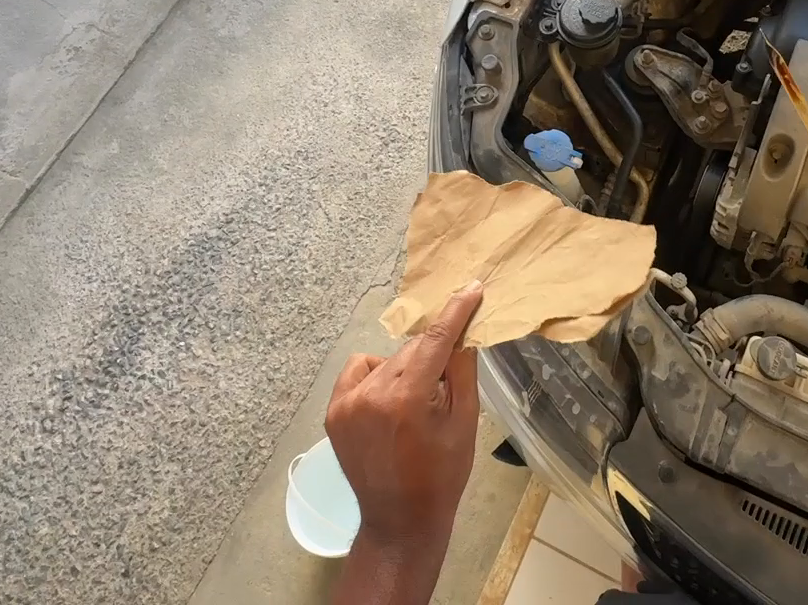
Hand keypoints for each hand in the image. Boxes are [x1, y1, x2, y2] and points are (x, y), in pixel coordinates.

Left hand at [327, 282, 484, 550]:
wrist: (399, 521)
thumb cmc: (442, 473)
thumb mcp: (466, 420)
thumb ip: (463, 368)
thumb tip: (465, 329)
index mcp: (408, 397)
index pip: (436, 338)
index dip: (456, 310)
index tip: (473, 287)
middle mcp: (372, 394)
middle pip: (413, 349)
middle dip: (434, 353)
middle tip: (447, 375)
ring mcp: (347, 403)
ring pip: (389, 359)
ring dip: (408, 365)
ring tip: (418, 396)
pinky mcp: (334, 411)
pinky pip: (360, 368)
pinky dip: (378, 372)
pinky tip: (390, 395)